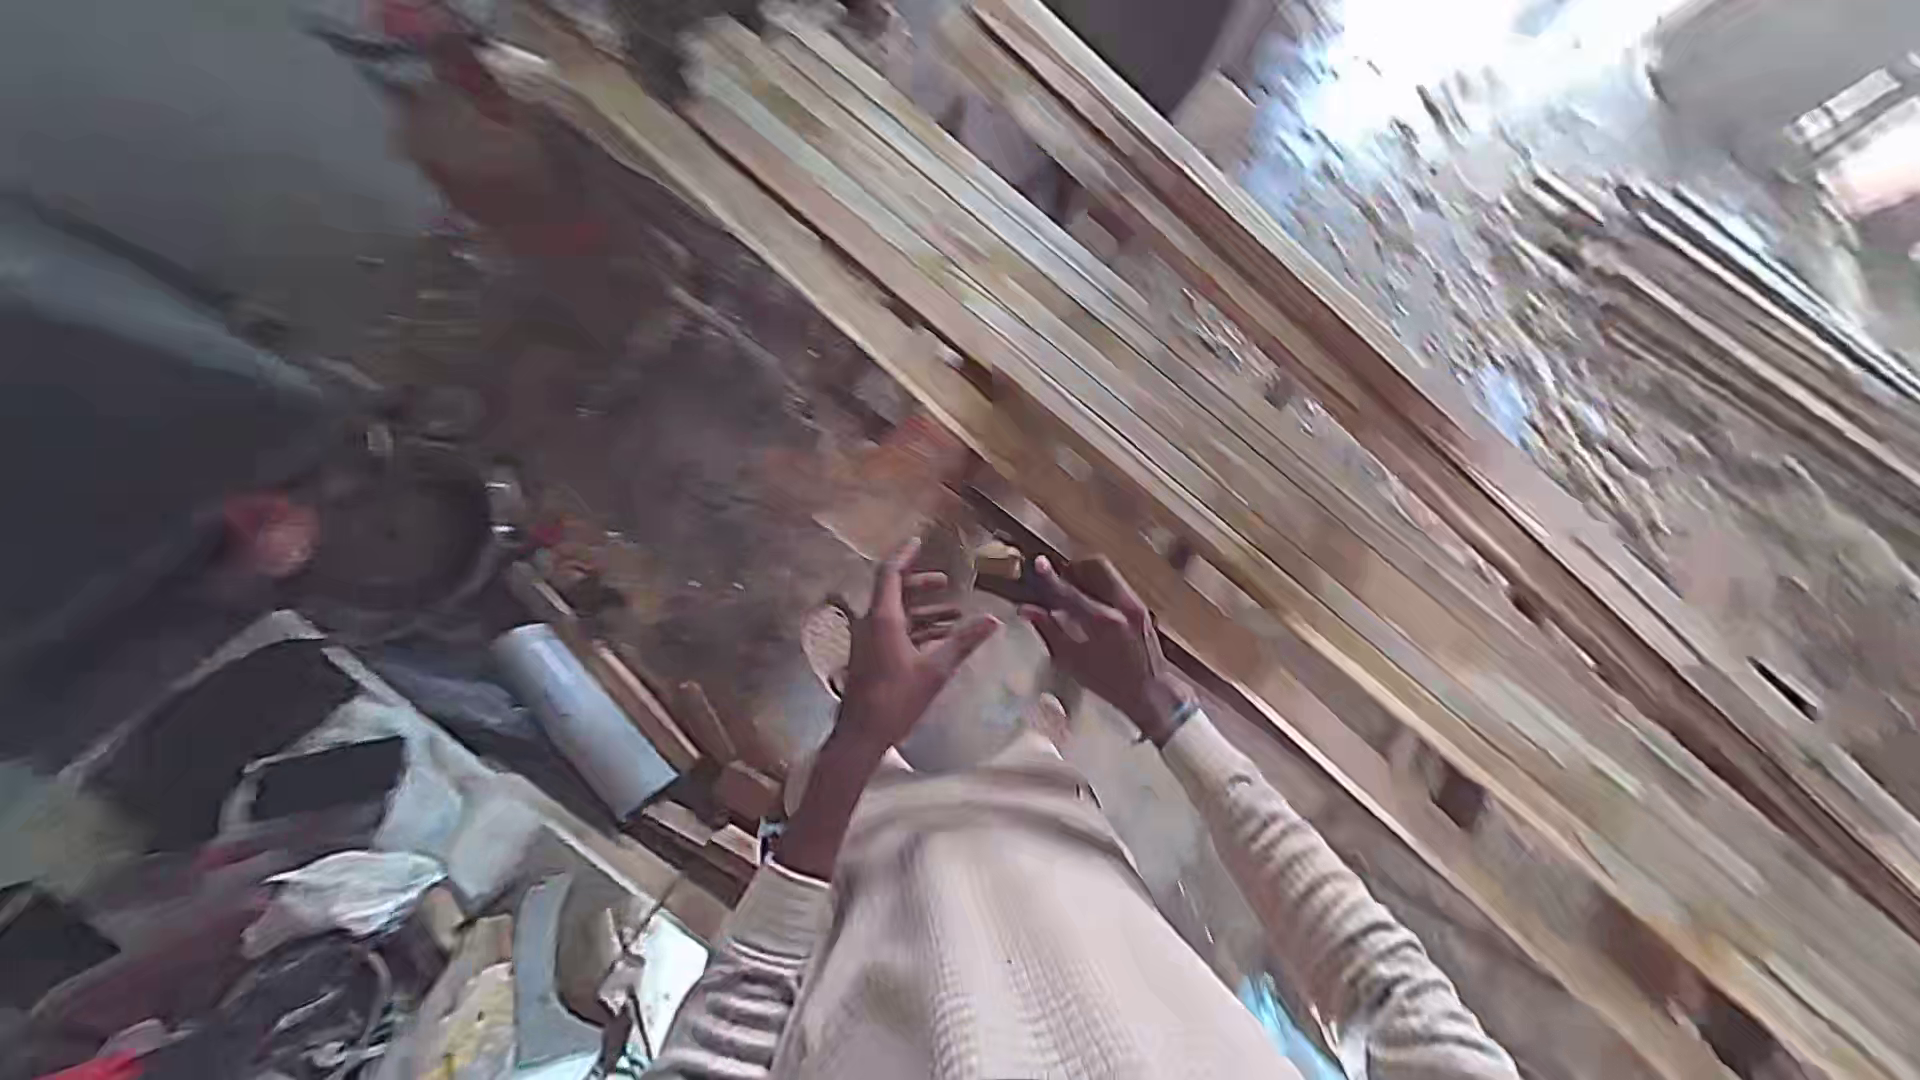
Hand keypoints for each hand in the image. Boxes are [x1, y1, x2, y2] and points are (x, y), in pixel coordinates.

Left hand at [834, 537, 1002, 756]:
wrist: (862, 735)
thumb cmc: (896, 700)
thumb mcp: (936, 669)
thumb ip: (965, 641)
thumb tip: (994, 619)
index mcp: (883, 618)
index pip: (890, 573)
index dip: (905, 554)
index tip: (919, 541)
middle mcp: (871, 623)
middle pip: (895, 592)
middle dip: (922, 585)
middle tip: (945, 583)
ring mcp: (868, 640)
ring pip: (896, 614)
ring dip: (923, 611)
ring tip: (954, 614)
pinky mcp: (870, 656)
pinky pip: (894, 632)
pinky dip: (916, 629)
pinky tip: (940, 639)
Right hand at [1020, 555, 1192, 744]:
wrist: (1152, 692)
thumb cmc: (1108, 683)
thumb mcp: (1072, 661)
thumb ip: (1049, 630)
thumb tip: (1027, 609)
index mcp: (1101, 622)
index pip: (1069, 592)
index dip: (1050, 577)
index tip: (1038, 563)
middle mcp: (1121, 606)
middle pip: (1095, 566)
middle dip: (1074, 568)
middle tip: (1061, 581)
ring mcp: (1135, 604)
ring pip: (1107, 572)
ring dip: (1087, 575)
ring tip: (1074, 591)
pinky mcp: (1142, 606)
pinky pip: (1116, 583)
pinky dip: (1099, 586)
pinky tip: (1091, 603)